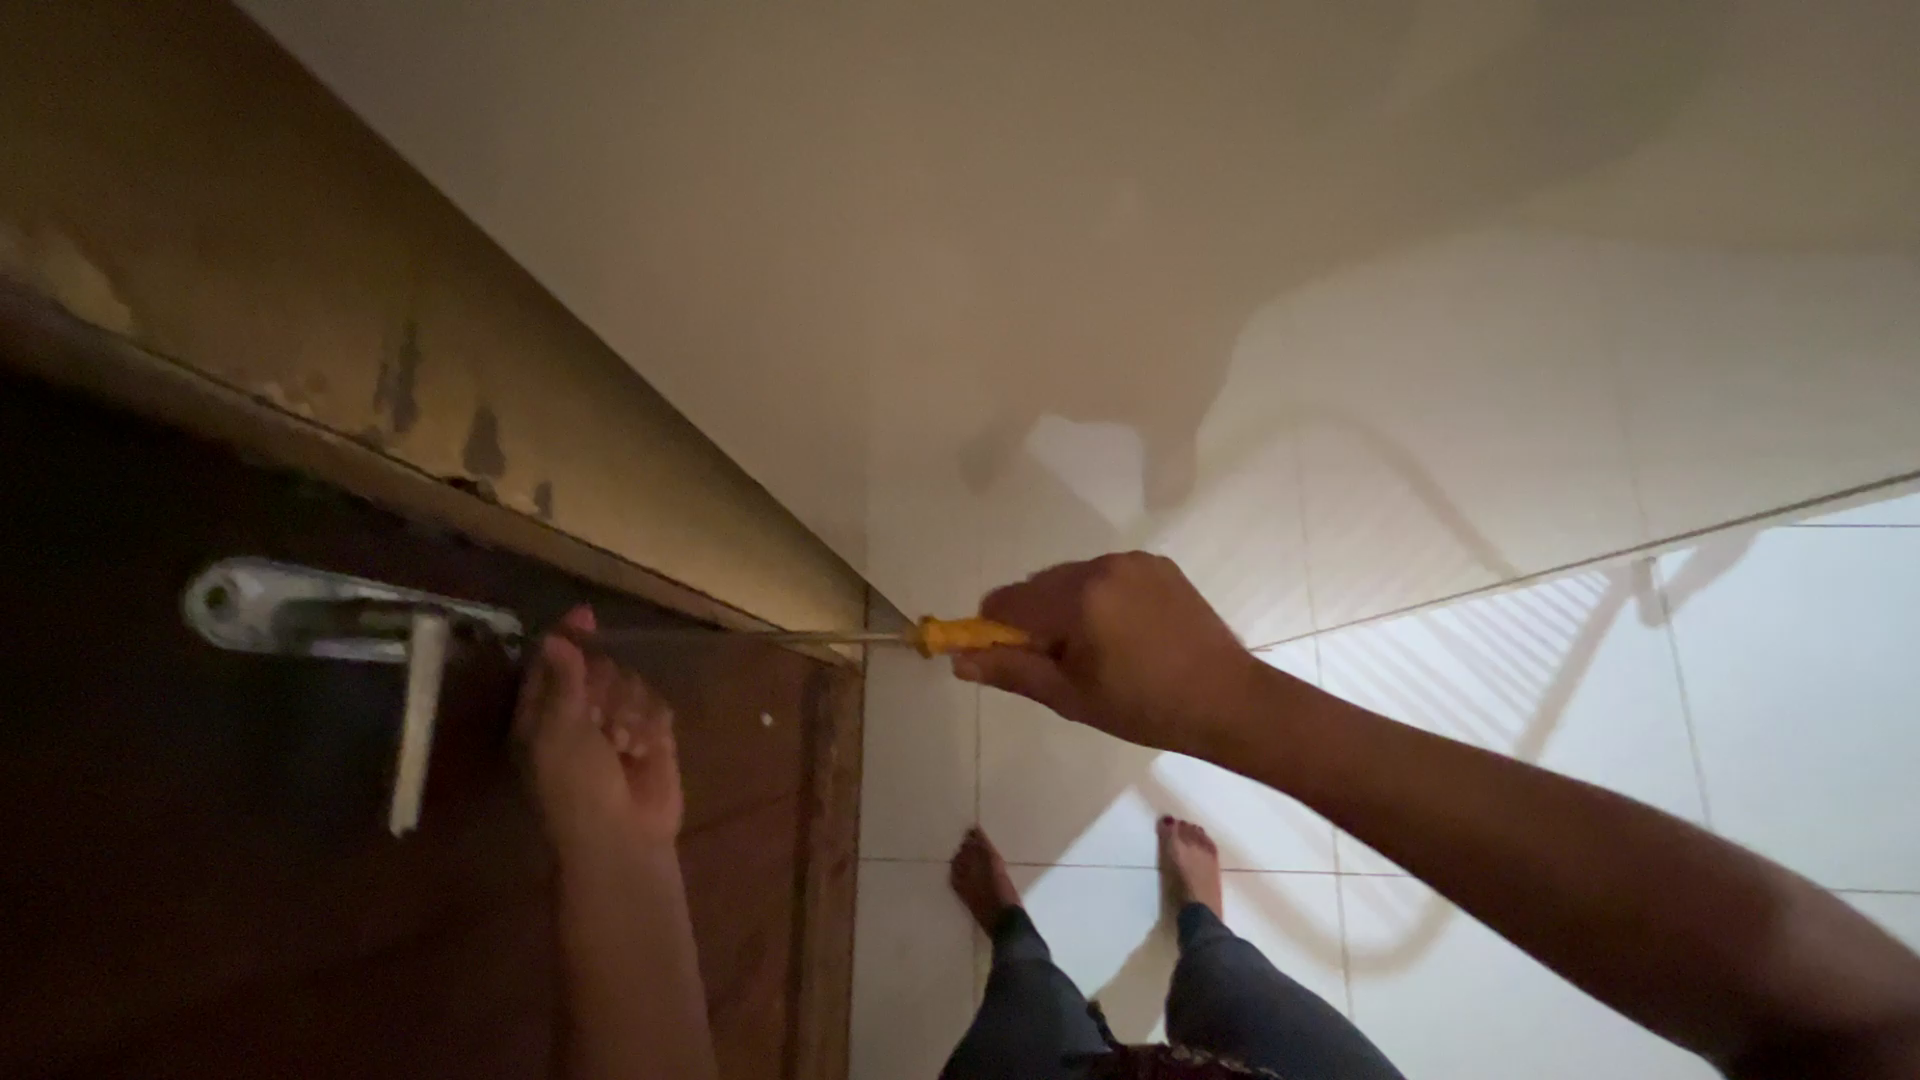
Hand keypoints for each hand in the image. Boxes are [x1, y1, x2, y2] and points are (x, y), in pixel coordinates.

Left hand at [515, 605, 683, 854]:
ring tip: (627, 742)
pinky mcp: (653, 736)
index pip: (553, 664)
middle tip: (605, 711)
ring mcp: (618, 726)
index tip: (587, 614)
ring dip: (632, 709)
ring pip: (633, 684)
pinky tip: (648, 746)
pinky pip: (658, 706)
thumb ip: (564, 682)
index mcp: (544, 715)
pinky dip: (654, 723)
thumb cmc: (579, 787)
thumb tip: (558, 638)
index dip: (567, 639)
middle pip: (599, 669)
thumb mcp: (561, 733)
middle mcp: (580, 716)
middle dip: (608, 684)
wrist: (625, 835)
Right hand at [953, 552, 1266, 756]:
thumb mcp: (1070, 696)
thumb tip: (958, 659)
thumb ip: (1011, 671)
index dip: (994, 628)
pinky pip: (1107, 574)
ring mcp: (1133, 561)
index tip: (1010, 658)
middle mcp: (1101, 566)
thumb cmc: (1143, 707)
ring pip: (1072, 578)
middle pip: (1039, 585)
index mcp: (1078, 599)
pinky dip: (1101, 597)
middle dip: (1036, 619)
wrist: (1227, 699)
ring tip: (1099, 649)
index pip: (1007, 600)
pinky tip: (1126, 632)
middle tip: (1062, 662)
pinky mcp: (1158, 564)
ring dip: (1068, 607)